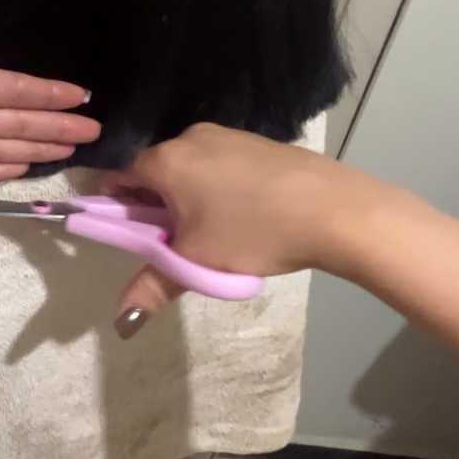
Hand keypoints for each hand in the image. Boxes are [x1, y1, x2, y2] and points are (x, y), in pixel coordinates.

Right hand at [102, 123, 425, 333]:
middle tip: (178, 239)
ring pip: (189, 166)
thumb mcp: (198, 262)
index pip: (120, 176)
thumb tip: (120, 324)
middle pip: (155, 171)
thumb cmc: (255, 231)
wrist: (338, 210)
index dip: (120, 206)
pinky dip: (220, 184)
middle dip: (157, 203)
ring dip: (189, 193)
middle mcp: (187, 138)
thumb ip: (154, 286)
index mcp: (164, 161)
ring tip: (217, 229)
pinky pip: (221, 162)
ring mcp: (225, 134)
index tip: (135, 232)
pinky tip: (248, 211)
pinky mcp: (257, 140)